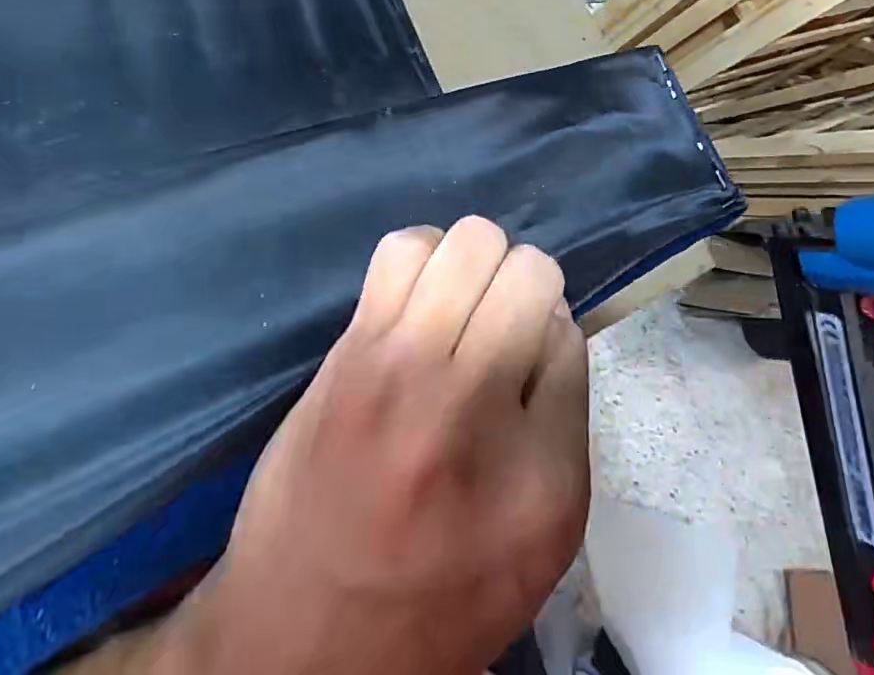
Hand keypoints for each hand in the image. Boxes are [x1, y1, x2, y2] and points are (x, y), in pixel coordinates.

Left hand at [77, 217, 589, 674]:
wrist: (305, 630)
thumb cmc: (441, 590)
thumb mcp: (543, 531)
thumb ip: (562, 414)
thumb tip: (546, 319)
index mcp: (537, 467)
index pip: (568, 331)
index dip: (552, 330)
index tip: (526, 355)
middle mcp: (464, 399)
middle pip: (523, 268)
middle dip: (525, 281)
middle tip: (500, 321)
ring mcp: (395, 365)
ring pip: (461, 242)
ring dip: (474, 262)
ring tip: (459, 303)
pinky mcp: (346, 348)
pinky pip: (398, 251)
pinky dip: (424, 256)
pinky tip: (419, 298)